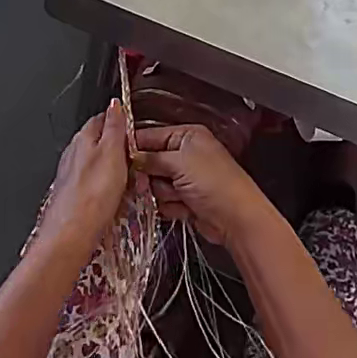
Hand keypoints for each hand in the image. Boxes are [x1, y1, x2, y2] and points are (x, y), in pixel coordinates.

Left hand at [37, 102, 130, 258]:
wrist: (71, 233)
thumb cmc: (92, 194)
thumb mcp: (112, 153)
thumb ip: (114, 127)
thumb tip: (116, 103)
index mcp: (82, 137)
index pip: (103, 118)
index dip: (121, 121)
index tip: (136, 130)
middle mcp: (74, 152)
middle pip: (100, 141)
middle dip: (119, 147)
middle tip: (138, 159)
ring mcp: (72, 173)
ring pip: (98, 162)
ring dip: (114, 168)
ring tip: (131, 180)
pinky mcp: (74, 193)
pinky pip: (95, 182)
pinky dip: (107, 185)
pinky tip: (115, 196)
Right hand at [132, 124, 276, 246]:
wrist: (239, 221)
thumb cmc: (215, 184)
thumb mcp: (178, 162)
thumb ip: (150, 157)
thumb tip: (130, 156)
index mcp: (187, 136)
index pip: (150, 136)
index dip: (134, 147)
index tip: (117, 157)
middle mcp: (186, 154)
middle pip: (150, 161)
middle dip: (149, 175)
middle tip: (146, 183)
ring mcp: (187, 178)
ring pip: (156, 183)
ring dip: (160, 192)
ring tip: (175, 196)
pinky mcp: (187, 199)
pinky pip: (165, 200)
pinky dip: (168, 205)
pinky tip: (181, 208)